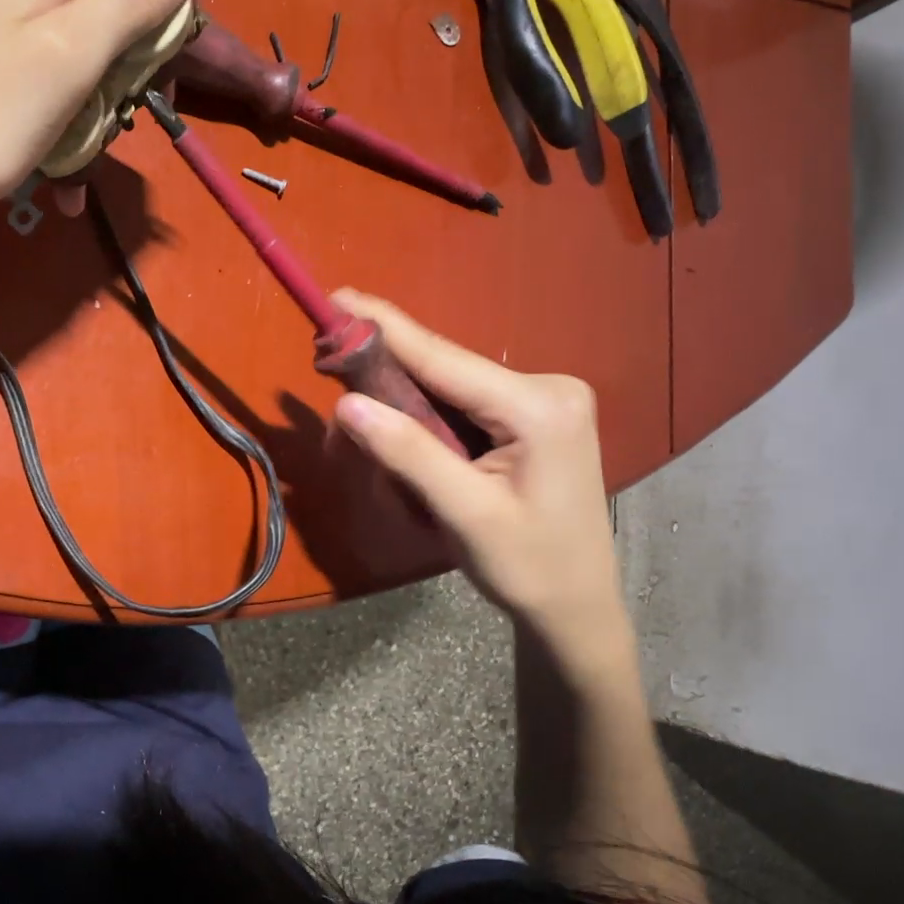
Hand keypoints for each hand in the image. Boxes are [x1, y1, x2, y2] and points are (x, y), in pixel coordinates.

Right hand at [330, 292, 630, 657]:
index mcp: (537, 405)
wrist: (577, 605)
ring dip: (399, 401)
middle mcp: (545, 387)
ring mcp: (541, 401)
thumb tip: (347, 404)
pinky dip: (423, 418)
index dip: (384, 327)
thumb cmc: (527, 564)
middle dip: (383, 370)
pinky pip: (461, 405)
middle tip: (326, 366)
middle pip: (443, 368)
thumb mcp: (463, 512)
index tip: (337, 297)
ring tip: (356, 420)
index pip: (442, 358)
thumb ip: (408, 453)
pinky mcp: (530, 419)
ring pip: (447, 387)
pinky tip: (399, 436)